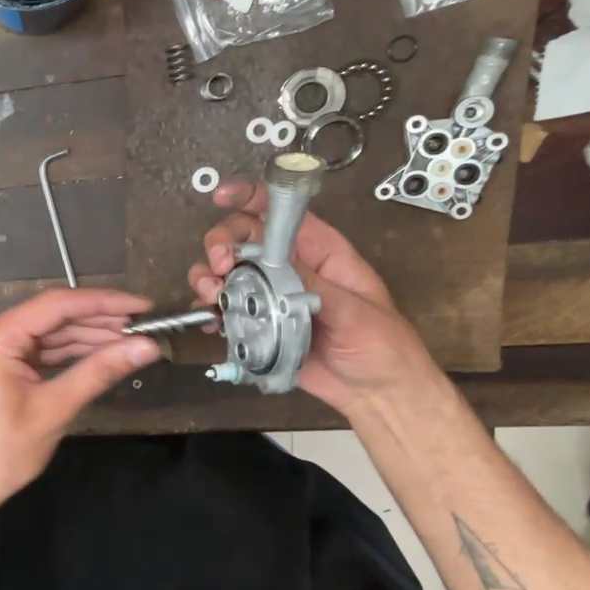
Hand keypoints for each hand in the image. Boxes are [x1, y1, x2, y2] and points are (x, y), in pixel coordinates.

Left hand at [0, 289, 159, 514]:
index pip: (56, 305)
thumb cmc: (6, 450)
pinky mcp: (2, 360)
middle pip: (54, 315)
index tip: (143, 305)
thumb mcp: (56, 408)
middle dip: (100, 320)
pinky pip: (42, 347)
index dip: (103, 302)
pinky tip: (106, 351)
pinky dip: (73, 350)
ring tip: (134, 338)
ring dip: (90, 335)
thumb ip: (100, 371)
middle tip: (145, 324)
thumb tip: (147, 346)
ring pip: (51, 330)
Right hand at [186, 179, 440, 414]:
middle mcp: (288, 268)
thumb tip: (274, 264)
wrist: (375, 392)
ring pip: (224, 273)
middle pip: (241, 238)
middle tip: (218, 267)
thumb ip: (314, 286)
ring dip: (208, 279)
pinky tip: (210, 320)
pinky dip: (208, 311)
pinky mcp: (255, 324)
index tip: (222, 197)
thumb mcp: (356, 311)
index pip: (281, 211)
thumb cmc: (381, 346)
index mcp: (319, 252)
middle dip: (220, 245)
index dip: (250, 196)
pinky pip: (223, 309)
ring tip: (213, 297)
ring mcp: (268, 296)